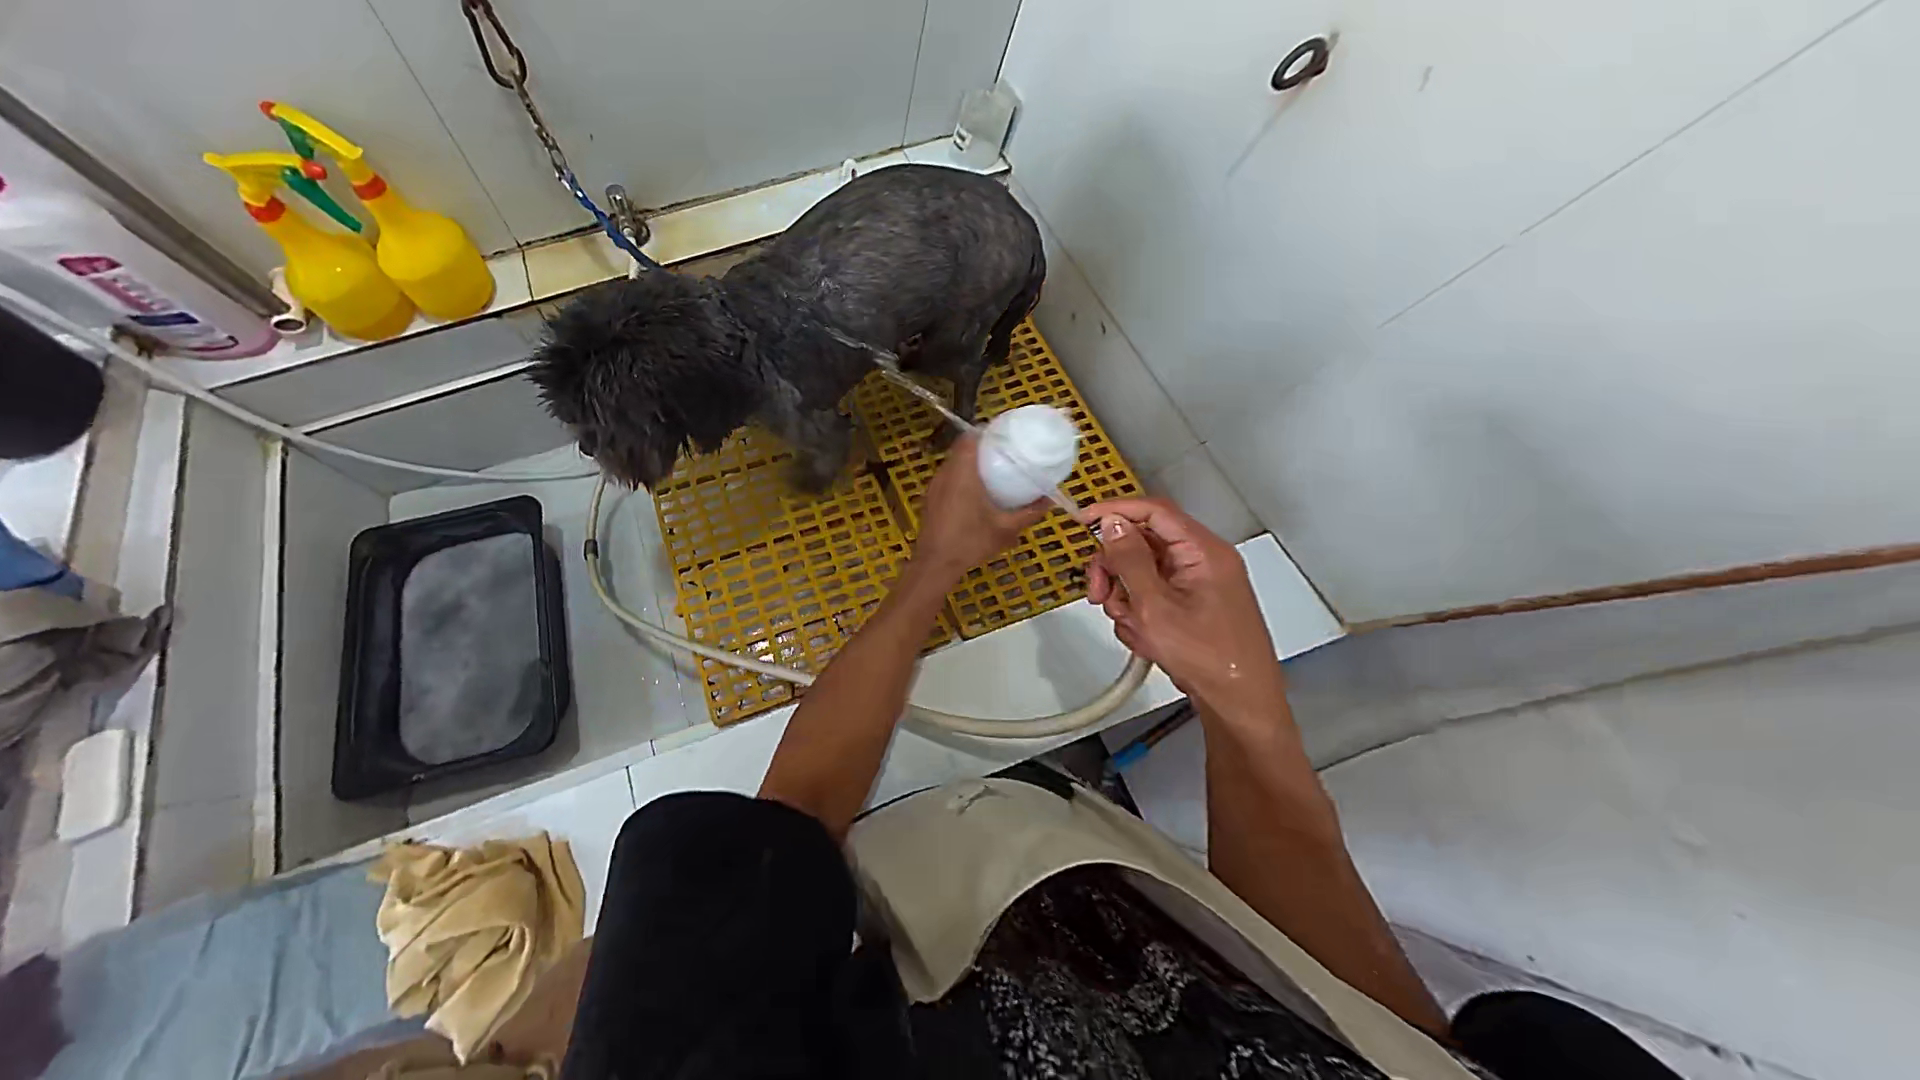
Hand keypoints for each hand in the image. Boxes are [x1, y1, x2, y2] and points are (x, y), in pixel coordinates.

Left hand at [913, 433, 1048, 581]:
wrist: (935, 565)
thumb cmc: (970, 542)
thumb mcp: (1005, 529)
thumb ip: (1029, 513)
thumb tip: (1050, 500)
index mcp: (962, 472)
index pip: (969, 437)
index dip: (986, 432)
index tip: (1003, 436)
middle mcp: (945, 473)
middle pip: (961, 449)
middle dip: (981, 448)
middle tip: (1003, 454)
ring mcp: (934, 486)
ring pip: (952, 464)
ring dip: (970, 464)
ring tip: (992, 471)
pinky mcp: (930, 499)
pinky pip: (946, 479)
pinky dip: (960, 478)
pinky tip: (975, 493)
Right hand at [1084, 498, 1284, 714]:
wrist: (1239, 702)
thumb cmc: (1211, 659)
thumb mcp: (1155, 607)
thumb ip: (1130, 560)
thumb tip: (1113, 525)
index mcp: (1203, 552)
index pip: (1154, 511)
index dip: (1116, 511)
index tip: (1085, 521)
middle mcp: (1203, 561)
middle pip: (1143, 542)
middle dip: (1115, 568)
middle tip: (1099, 593)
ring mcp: (1198, 583)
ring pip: (1143, 571)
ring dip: (1125, 596)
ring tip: (1131, 624)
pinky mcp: (1192, 603)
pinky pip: (1153, 594)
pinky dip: (1139, 613)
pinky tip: (1145, 637)